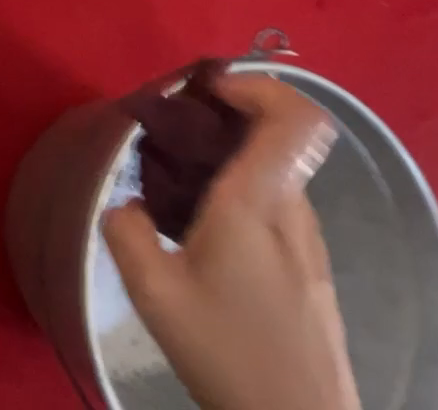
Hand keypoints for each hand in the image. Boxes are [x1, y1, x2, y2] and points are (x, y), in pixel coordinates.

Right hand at [103, 74, 357, 409]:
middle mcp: (294, 210)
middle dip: (224, 117)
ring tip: (178, 181)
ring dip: (231, 156)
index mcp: (258, 203)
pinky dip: (241, 188)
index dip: (257, 85)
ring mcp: (309, 240)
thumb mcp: (153, 294)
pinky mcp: (310, 266)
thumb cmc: (227, 353)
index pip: (292, 118)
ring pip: (275, 170)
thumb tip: (126, 207)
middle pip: (276, 135)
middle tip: (172, 131)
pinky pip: (277, 202)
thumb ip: (126, 232)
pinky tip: (204, 229)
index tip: (206, 88)